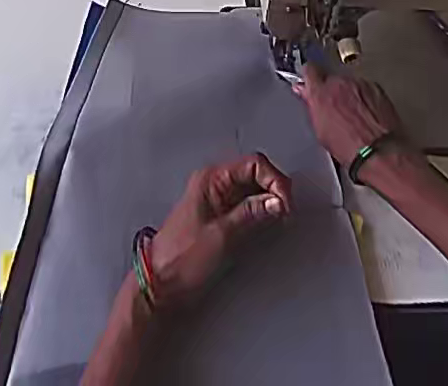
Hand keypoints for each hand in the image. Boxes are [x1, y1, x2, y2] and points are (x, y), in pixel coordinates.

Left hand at [146, 154, 292, 308]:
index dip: (274, 179)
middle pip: (255, 173)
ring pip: (254, 188)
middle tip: (287, 210)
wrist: (161, 283)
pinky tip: (270, 222)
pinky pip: (248, 204)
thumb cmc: (182, 257)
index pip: (253, 163)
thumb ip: (252, 214)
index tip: (286, 201)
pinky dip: (262, 210)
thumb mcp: (222, 235)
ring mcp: (219, 198)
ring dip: (270, 200)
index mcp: (212, 178)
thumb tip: (277, 200)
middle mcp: (215, 183)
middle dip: (275, 188)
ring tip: (281, 218)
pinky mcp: (222, 215)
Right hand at [293, 62, 402, 161]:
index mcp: (320, 91)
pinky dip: (366, 98)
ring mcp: (358, 83)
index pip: (309, 70)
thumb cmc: (349, 147)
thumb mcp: (320, 129)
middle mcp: (339, 82)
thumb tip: (306, 93)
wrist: (378, 151)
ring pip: (350, 83)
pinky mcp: (375, 87)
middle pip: (332, 79)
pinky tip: (368, 115)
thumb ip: (311, 104)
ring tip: (355, 116)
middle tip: (337, 109)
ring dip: (350, 94)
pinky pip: (366, 88)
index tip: (312, 83)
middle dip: (333, 91)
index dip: (311, 77)